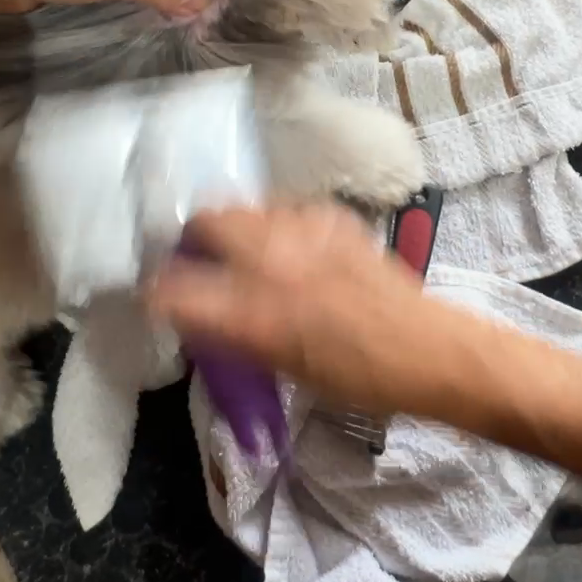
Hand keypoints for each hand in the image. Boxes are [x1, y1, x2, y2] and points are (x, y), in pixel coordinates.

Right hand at [145, 203, 481, 411]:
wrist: (427, 350)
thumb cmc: (357, 377)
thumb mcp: (283, 367)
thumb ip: (233, 333)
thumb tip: (196, 311)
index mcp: (256, 313)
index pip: (175, 290)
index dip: (155, 291)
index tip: (155, 293)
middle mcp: (275, 261)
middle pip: (206, 217)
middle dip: (192, 234)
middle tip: (198, 256)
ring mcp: (307, 231)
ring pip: (246, 204)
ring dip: (235, 225)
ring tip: (246, 251)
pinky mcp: (335, 217)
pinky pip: (287, 209)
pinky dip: (278, 224)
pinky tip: (293, 247)